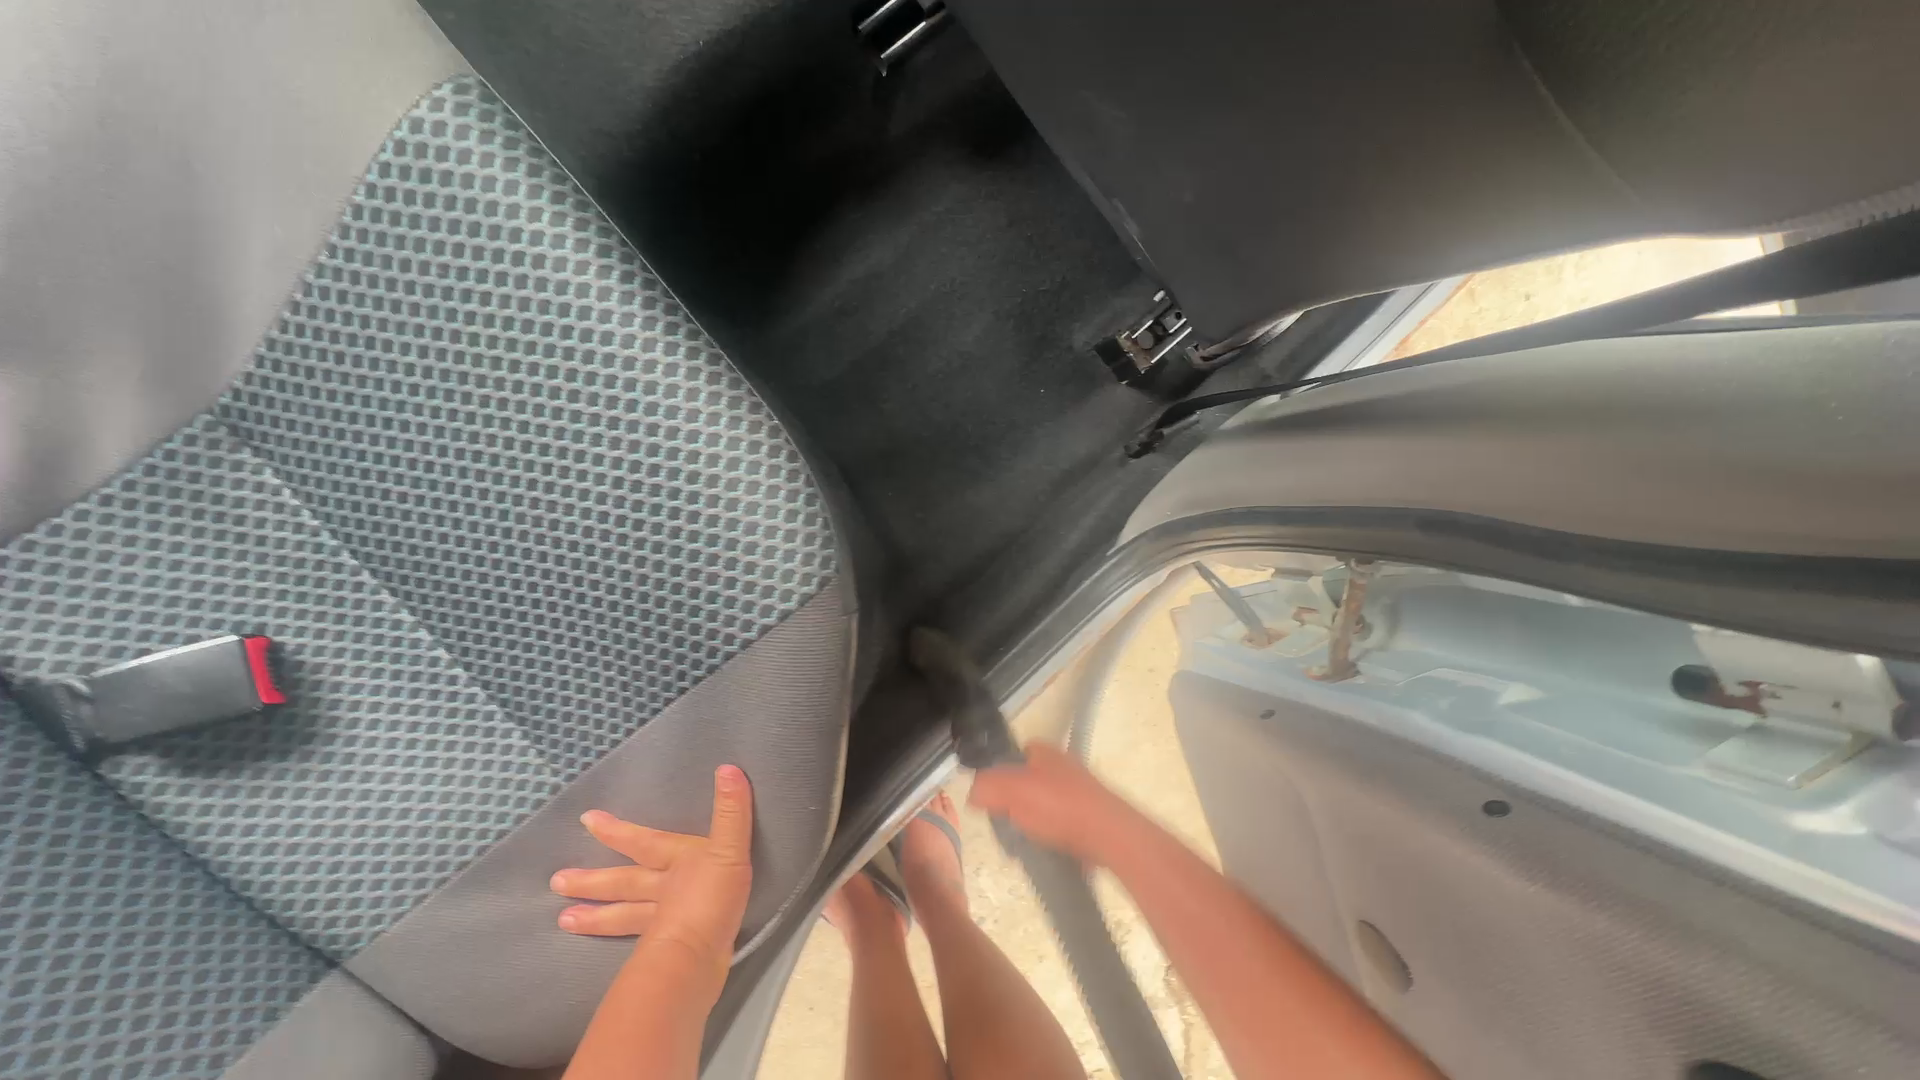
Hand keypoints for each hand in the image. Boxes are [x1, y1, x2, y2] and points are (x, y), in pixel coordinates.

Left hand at [551, 765, 754, 979]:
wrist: (701, 957)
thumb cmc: (713, 898)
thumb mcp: (729, 848)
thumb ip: (731, 811)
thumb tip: (727, 768)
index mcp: (676, 861)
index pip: (642, 842)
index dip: (616, 831)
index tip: (585, 821)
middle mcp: (662, 889)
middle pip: (623, 882)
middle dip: (593, 881)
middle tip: (556, 883)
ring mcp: (660, 924)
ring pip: (624, 916)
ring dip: (597, 918)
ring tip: (564, 921)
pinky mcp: (667, 954)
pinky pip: (639, 945)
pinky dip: (630, 946)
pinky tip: (620, 953)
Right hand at [967, 742, 1140, 866]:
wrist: (1108, 835)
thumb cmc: (1058, 806)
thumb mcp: (1011, 790)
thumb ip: (986, 786)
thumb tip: (972, 794)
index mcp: (1045, 752)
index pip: (1015, 754)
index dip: (999, 773)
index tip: (991, 797)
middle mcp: (1064, 766)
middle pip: (1028, 782)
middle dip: (1014, 803)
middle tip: (1005, 823)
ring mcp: (1080, 792)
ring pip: (1044, 805)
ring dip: (1032, 823)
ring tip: (1023, 842)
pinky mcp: (1091, 817)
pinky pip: (1061, 825)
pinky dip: (1051, 836)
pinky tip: (1045, 850)